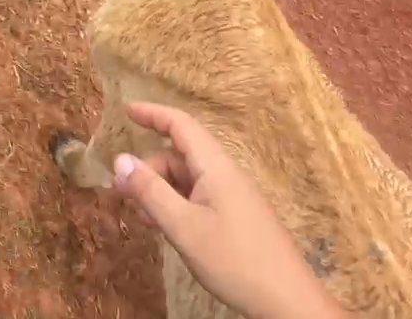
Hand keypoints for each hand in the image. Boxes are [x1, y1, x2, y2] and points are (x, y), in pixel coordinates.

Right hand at [113, 102, 347, 318]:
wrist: (292, 308)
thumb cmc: (236, 260)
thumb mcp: (183, 227)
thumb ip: (150, 191)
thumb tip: (119, 159)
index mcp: (216, 167)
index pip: (181, 124)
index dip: (152, 113)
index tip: (125, 111)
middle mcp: (226, 175)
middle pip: (179, 156)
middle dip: (149, 169)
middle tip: (125, 193)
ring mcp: (234, 198)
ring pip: (187, 180)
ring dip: (161, 191)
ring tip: (144, 218)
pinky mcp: (238, 219)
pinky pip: (199, 198)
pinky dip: (176, 205)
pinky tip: (168, 228)